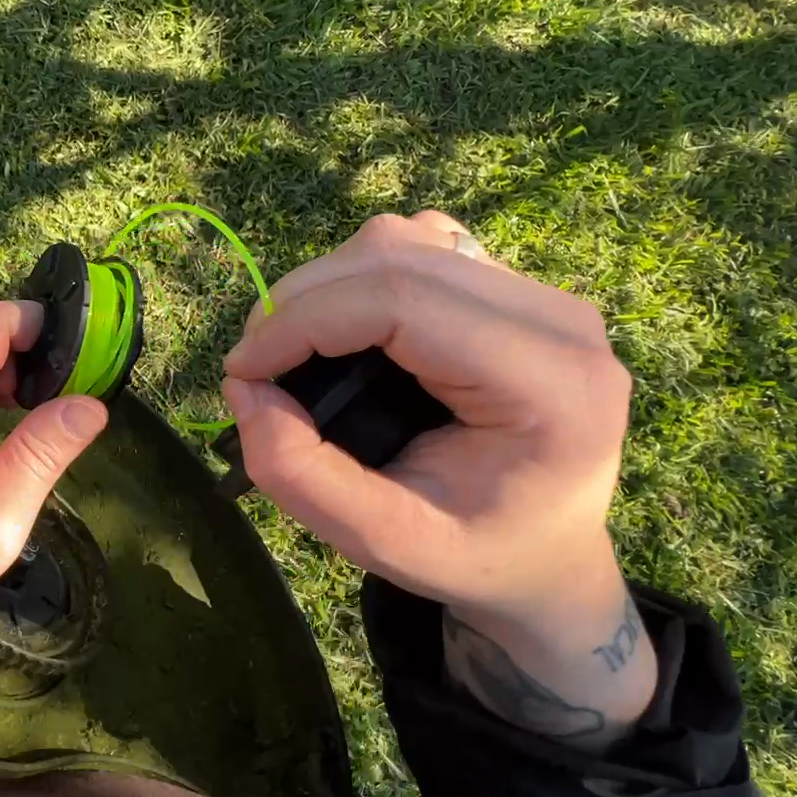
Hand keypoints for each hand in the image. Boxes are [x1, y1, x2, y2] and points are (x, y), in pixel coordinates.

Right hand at [221, 211, 654, 745]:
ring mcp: (535, 294)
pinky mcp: (506, 286)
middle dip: (297, 303)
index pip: (400, 299)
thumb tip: (245, 388)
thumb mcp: (380, 540)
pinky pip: (412, 244)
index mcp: (549, 383)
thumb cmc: (471, 553)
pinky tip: (342, 329)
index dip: (299, 323)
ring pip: (396, 241)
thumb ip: (299, 473)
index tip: (240, 372)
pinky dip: (351, 277)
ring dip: (320, 287)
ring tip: (291, 348)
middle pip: (393, 256)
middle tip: (254, 364)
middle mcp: (555, 319)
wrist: (543, 555)